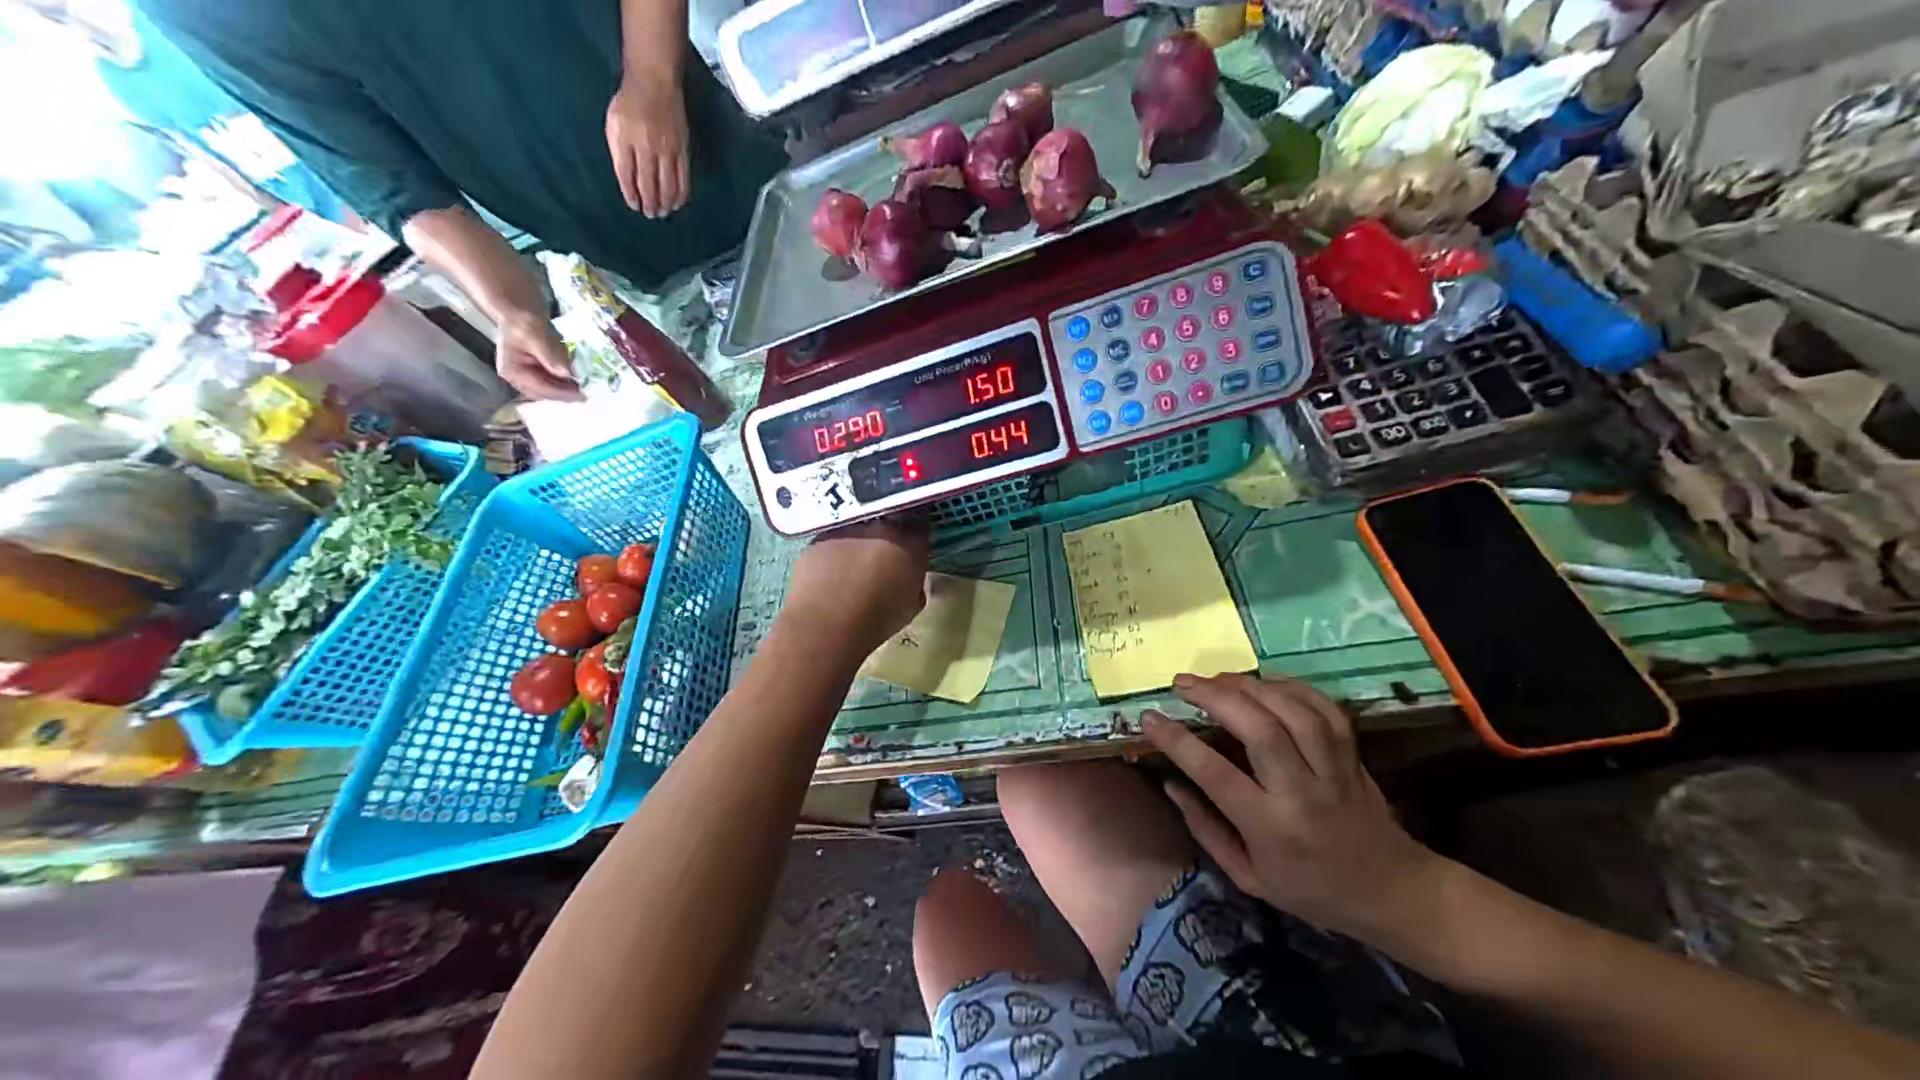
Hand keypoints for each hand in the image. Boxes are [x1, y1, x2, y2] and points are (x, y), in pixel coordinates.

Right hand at [497, 314, 582, 401]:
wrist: (521, 312)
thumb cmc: (525, 321)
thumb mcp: (536, 335)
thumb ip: (550, 356)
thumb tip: (565, 374)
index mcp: (512, 372)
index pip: (541, 389)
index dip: (563, 394)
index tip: (583, 395)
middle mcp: (518, 379)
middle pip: (547, 394)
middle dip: (567, 394)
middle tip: (589, 393)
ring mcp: (528, 377)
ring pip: (552, 390)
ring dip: (569, 390)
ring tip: (587, 387)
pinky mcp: (537, 373)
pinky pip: (555, 383)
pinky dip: (567, 383)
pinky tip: (580, 380)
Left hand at [606, 75, 689, 218]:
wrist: (655, 82)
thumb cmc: (630, 103)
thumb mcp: (614, 123)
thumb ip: (619, 150)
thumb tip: (628, 179)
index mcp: (625, 139)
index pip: (626, 174)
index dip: (631, 194)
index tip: (634, 206)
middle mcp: (646, 147)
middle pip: (648, 184)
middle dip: (650, 203)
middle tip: (651, 215)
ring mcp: (666, 150)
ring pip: (667, 184)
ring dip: (665, 202)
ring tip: (664, 213)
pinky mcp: (682, 150)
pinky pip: (683, 178)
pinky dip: (681, 194)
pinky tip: (678, 203)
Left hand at [780, 516, 929, 656]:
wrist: (827, 622)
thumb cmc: (878, 619)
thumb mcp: (912, 604)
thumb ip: (914, 580)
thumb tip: (908, 574)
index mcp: (910, 541)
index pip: (919, 521)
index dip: (915, 529)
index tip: (912, 540)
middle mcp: (880, 525)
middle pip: (888, 519)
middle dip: (887, 533)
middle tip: (883, 555)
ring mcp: (847, 528)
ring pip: (858, 528)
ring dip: (859, 541)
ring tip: (853, 567)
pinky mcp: (818, 537)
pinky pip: (832, 541)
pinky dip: (833, 553)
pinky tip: (830, 574)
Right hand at [1141, 673, 1445, 942]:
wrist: (1393, 892)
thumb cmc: (1310, 890)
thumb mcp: (1249, 877)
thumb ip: (1206, 830)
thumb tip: (1170, 784)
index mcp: (1271, 828)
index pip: (1217, 774)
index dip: (1178, 741)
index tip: (1149, 717)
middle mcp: (1302, 793)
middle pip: (1260, 729)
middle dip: (1215, 697)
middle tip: (1181, 683)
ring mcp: (1333, 770)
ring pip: (1293, 712)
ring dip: (1249, 685)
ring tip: (1216, 677)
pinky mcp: (1352, 755)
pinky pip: (1323, 708)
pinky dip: (1290, 687)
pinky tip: (1263, 682)